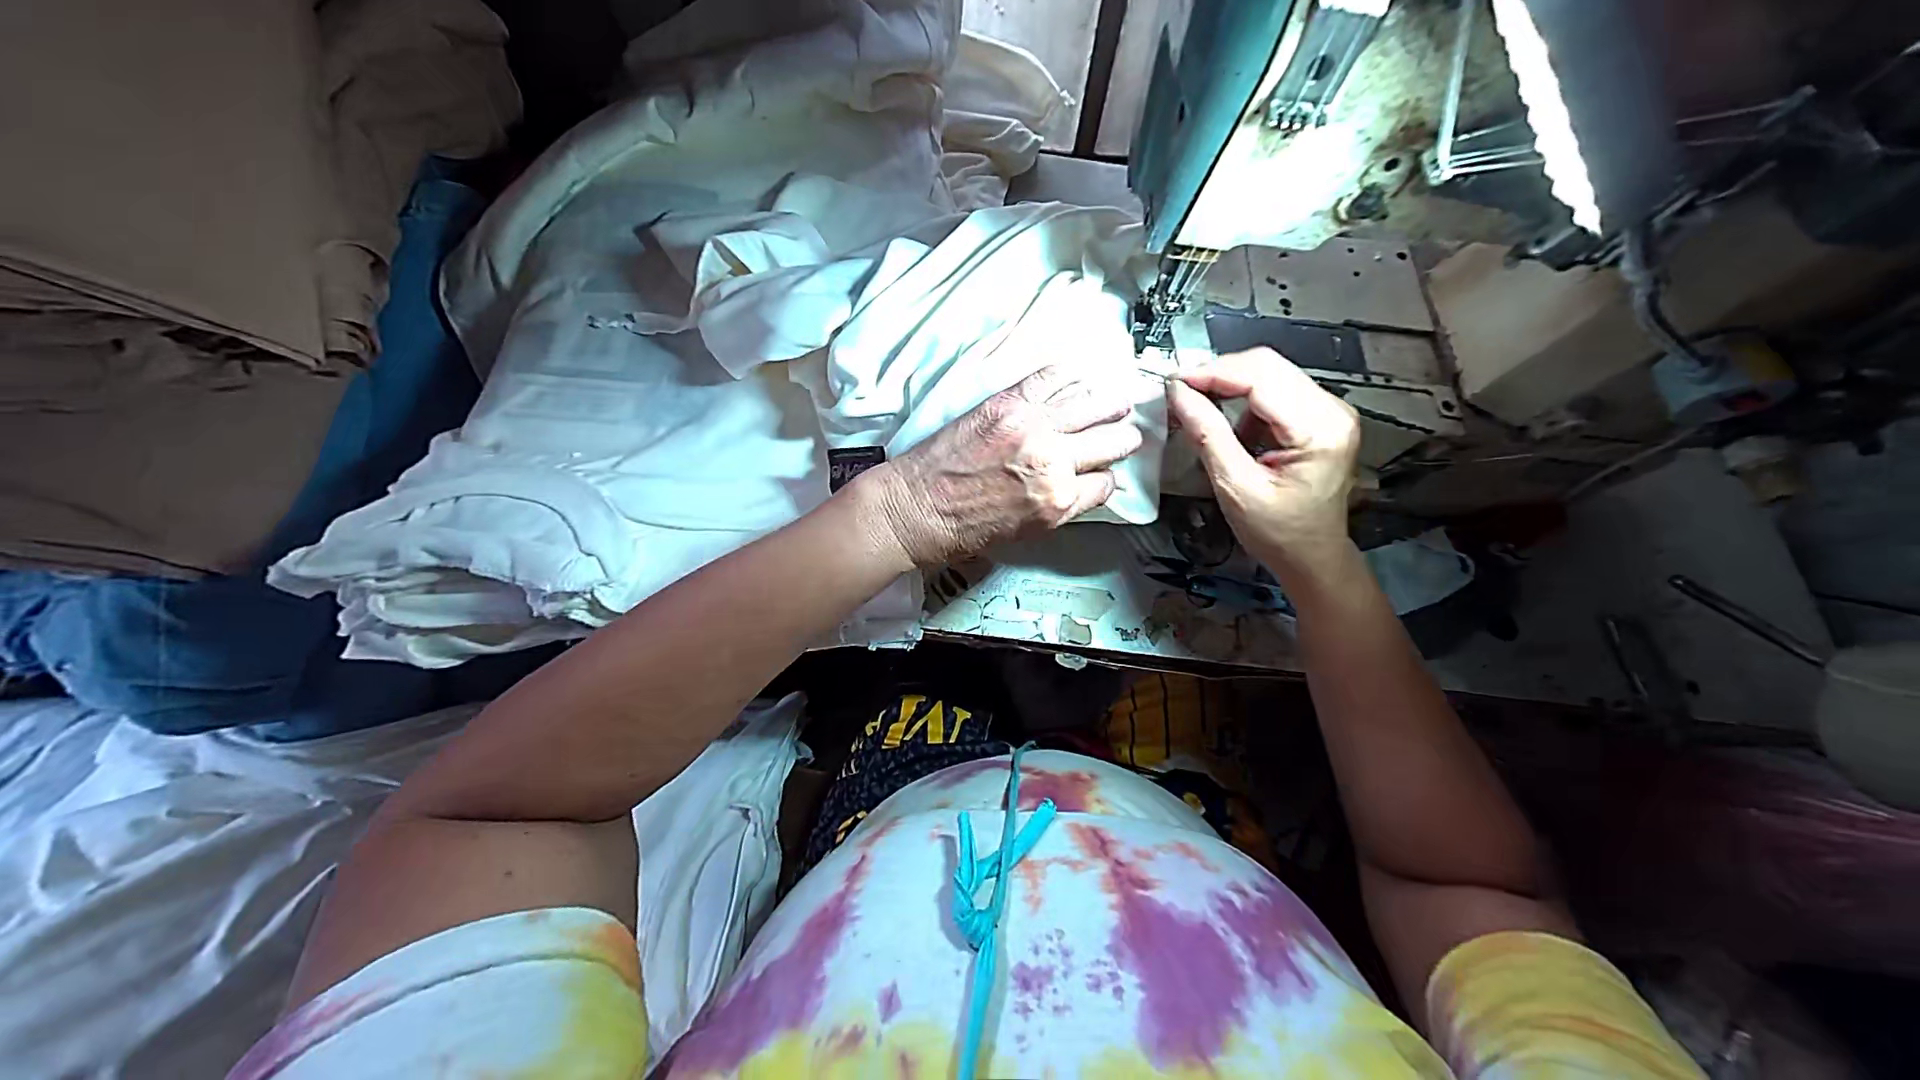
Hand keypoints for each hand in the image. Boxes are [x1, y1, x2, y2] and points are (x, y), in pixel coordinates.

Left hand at [864, 365, 1144, 565]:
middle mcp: (1055, 461)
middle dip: (1123, 438)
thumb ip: (1061, 506)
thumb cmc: (965, 531)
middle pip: (1109, 442)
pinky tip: (1080, 373)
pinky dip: (1069, 375)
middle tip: (1128, 431)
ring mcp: (1033, 427)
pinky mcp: (1009, 403)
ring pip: (1090, 406)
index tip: (1105, 470)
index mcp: (1060, 501)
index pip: (1107, 483)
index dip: (1108, 476)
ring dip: (1110, 403)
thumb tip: (1083, 485)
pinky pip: (1051, 378)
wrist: (916, 509)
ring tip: (1121, 399)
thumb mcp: (1027, 533)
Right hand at [1164, 348, 1360, 584]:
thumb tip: (1179, 394)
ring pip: (1268, 375)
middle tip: (1179, 393)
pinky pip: (1273, 392)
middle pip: (1267, 367)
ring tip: (1198, 412)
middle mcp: (1332, 410)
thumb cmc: (1278, 533)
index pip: (1262, 376)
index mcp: (1321, 428)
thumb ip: (1208, 435)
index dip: (1213, 373)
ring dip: (1228, 388)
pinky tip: (1226, 426)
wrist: (1311, 557)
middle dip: (1218, 376)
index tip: (1174, 382)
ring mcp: (1327, 411)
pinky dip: (1241, 401)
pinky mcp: (1316, 417)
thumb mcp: (1235, 487)